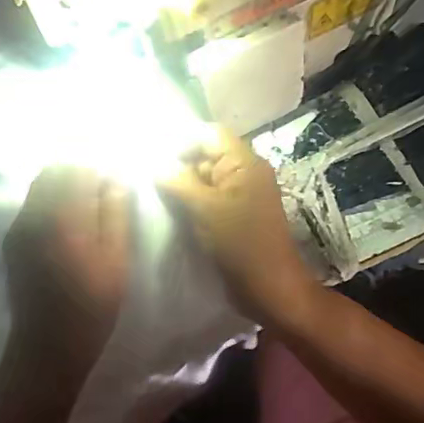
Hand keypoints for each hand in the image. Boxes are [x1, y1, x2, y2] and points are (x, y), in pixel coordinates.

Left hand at [3, 166, 132, 381]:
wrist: (48, 346)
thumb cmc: (91, 305)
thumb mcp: (115, 259)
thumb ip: (114, 213)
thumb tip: (116, 180)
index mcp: (60, 215)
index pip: (77, 169)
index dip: (100, 171)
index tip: (116, 184)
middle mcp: (32, 213)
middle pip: (53, 172)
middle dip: (79, 174)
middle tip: (103, 195)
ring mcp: (18, 227)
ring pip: (39, 187)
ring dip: (63, 188)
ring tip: (88, 211)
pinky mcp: (11, 242)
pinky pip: (31, 207)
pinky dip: (50, 204)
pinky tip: (69, 228)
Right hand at [158, 128, 319, 326]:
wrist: (270, 288)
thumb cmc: (241, 243)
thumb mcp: (204, 209)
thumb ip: (178, 182)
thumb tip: (155, 164)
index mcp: (245, 163)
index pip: (210, 134)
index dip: (183, 142)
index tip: (156, 162)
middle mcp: (245, 174)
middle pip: (206, 156)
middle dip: (180, 167)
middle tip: (153, 185)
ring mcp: (241, 196)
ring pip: (204, 180)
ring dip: (183, 189)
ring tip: (161, 202)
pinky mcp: (235, 217)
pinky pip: (209, 200)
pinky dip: (192, 205)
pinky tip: (175, 216)